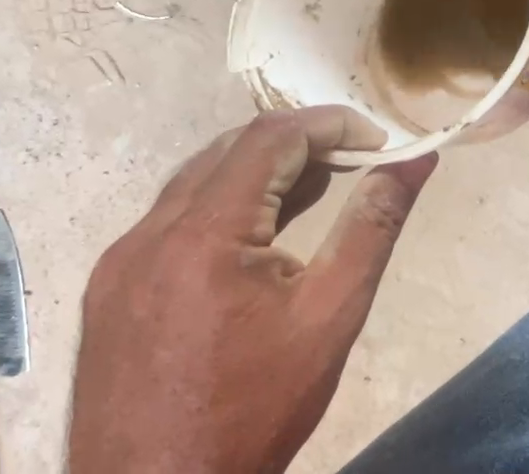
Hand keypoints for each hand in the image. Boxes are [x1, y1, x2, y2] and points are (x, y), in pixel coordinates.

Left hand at [67, 108, 436, 473]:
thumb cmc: (257, 404)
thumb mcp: (334, 310)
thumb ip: (375, 223)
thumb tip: (417, 159)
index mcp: (201, 236)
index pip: (269, 139)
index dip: (330, 124)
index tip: (379, 140)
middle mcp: (147, 236)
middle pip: (230, 150)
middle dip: (300, 142)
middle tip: (357, 161)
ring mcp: (120, 265)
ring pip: (199, 180)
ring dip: (264, 171)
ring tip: (322, 187)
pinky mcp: (112, 291)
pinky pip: (176, 218)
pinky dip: (230, 204)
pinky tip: (265, 233)